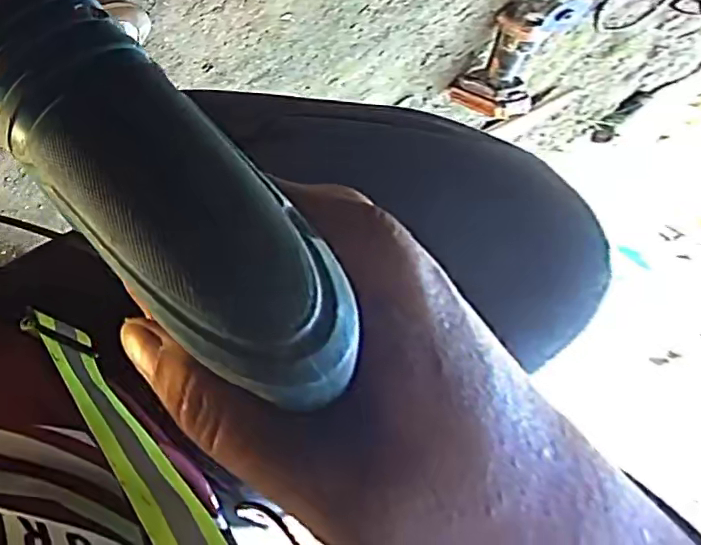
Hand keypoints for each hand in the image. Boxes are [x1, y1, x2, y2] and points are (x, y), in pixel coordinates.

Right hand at [120, 184, 690, 543]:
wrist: (574, 539)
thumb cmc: (478, 510)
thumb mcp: (337, 485)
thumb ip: (220, 413)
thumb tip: (134, 337)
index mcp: (354, 237)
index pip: (222, 191)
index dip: (165, 223)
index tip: (126, 260)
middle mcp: (351, 228)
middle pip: (225, 218)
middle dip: (183, 266)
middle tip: (155, 321)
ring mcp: (353, 255)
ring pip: (243, 251)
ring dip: (210, 293)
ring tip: (189, 340)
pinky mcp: (354, 285)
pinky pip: (267, 272)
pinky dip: (239, 306)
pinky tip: (233, 352)